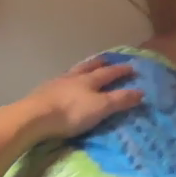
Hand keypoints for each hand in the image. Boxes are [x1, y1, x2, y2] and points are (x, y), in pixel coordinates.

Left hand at [21, 56, 144, 139]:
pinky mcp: (44, 92)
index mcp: (89, 80)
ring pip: (73, 72)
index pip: (109, 73)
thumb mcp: (101, 107)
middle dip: (101, 64)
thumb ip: (120, 100)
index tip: (132, 67)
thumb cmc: (71, 112)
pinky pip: (61, 81)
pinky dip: (68, 80)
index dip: (121, 70)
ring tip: (86, 68)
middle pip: (89, 67)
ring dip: (83, 69)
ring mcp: (57, 83)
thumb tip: (141, 91)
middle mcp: (74, 77)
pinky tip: (65, 83)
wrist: (34, 116)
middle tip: (108, 60)